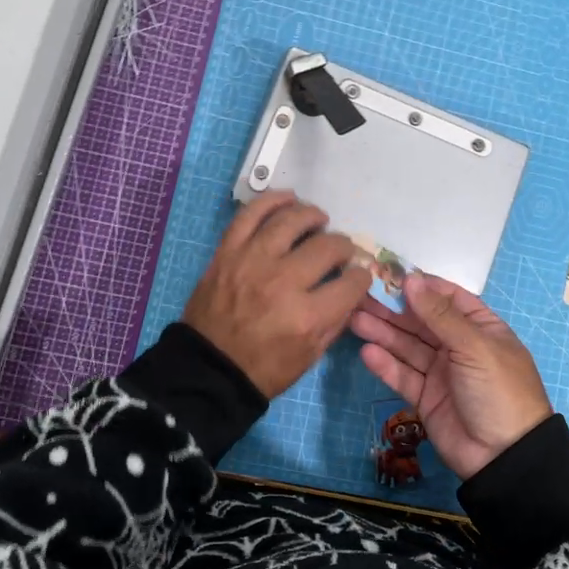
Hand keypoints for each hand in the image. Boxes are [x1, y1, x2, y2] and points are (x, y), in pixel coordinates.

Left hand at [182, 191, 370, 397]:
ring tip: (319, 218)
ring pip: (291, 221)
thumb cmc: (262, 369)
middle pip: (326, 247)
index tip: (357, 274)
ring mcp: (253, 261)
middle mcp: (283, 282)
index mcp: (307, 317)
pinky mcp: (229, 251)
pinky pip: (251, 214)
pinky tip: (288, 199)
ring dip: (312, 215)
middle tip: (340, 250)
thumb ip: (335, 320)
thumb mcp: (310, 357)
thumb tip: (351, 288)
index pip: (351, 283)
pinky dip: (272, 200)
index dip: (360, 276)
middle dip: (343, 246)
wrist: (208, 369)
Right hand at [350, 273, 551, 479]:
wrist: (505, 458)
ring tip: (354, 319)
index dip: (418, 286)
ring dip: (382, 332)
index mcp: (480, 327)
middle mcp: (458, 345)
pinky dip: (386, 364)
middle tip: (358, 296)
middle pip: (420, 321)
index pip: (445, 298)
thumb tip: (411, 279)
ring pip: (407, 346)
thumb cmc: (499, 390)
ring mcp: (441, 372)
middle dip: (391, 309)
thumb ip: (440, 315)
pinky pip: (403, 375)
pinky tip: (367, 352)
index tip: (387, 275)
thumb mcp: (475, 346)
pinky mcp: (426, 397)